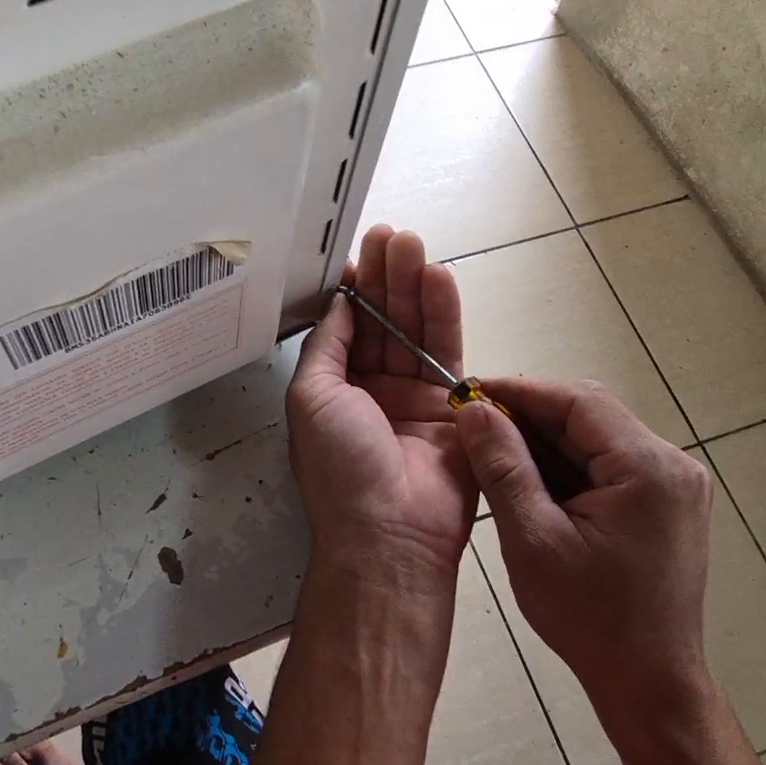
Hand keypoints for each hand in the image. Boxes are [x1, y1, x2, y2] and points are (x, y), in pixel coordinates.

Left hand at [286, 227, 476, 576]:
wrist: (390, 528)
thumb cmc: (340, 464)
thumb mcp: (311, 398)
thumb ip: (325, 345)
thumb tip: (335, 304)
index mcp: (334, 390)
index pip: (346, 328)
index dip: (352, 292)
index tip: (356, 255)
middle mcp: (373, 389)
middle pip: (382, 322)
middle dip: (384, 279)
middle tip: (389, 235)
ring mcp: (414, 396)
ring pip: (415, 330)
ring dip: (413, 286)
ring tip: (412, 243)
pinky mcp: (454, 404)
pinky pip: (448, 350)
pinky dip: (445, 314)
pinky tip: (439, 276)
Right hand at [454, 379, 713, 713]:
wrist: (647, 681)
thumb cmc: (587, 616)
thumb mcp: (531, 538)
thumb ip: (502, 466)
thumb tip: (472, 409)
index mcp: (649, 468)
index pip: (578, 401)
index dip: (519, 391)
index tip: (467, 394)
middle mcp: (672, 464)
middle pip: (589, 417)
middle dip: (528, 417)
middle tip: (470, 425)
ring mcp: (672, 485)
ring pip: (594, 441)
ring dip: (543, 443)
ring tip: (488, 452)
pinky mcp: (662, 505)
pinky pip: (605, 467)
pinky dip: (563, 468)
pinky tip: (524, 480)